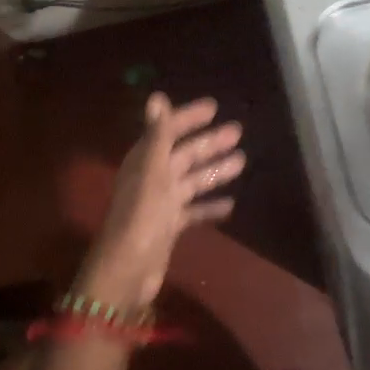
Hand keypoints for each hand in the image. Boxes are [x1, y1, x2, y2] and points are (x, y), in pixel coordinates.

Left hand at [77, 93, 244, 309]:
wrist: (127, 273)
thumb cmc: (141, 218)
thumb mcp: (152, 173)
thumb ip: (158, 136)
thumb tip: (157, 96)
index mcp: (144, 162)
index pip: (168, 131)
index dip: (188, 117)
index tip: (214, 107)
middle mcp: (152, 178)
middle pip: (184, 154)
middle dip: (209, 143)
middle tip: (238, 131)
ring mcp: (161, 204)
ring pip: (192, 181)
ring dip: (214, 170)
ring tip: (242, 161)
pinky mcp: (169, 228)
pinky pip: (194, 211)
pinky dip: (210, 206)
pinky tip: (231, 204)